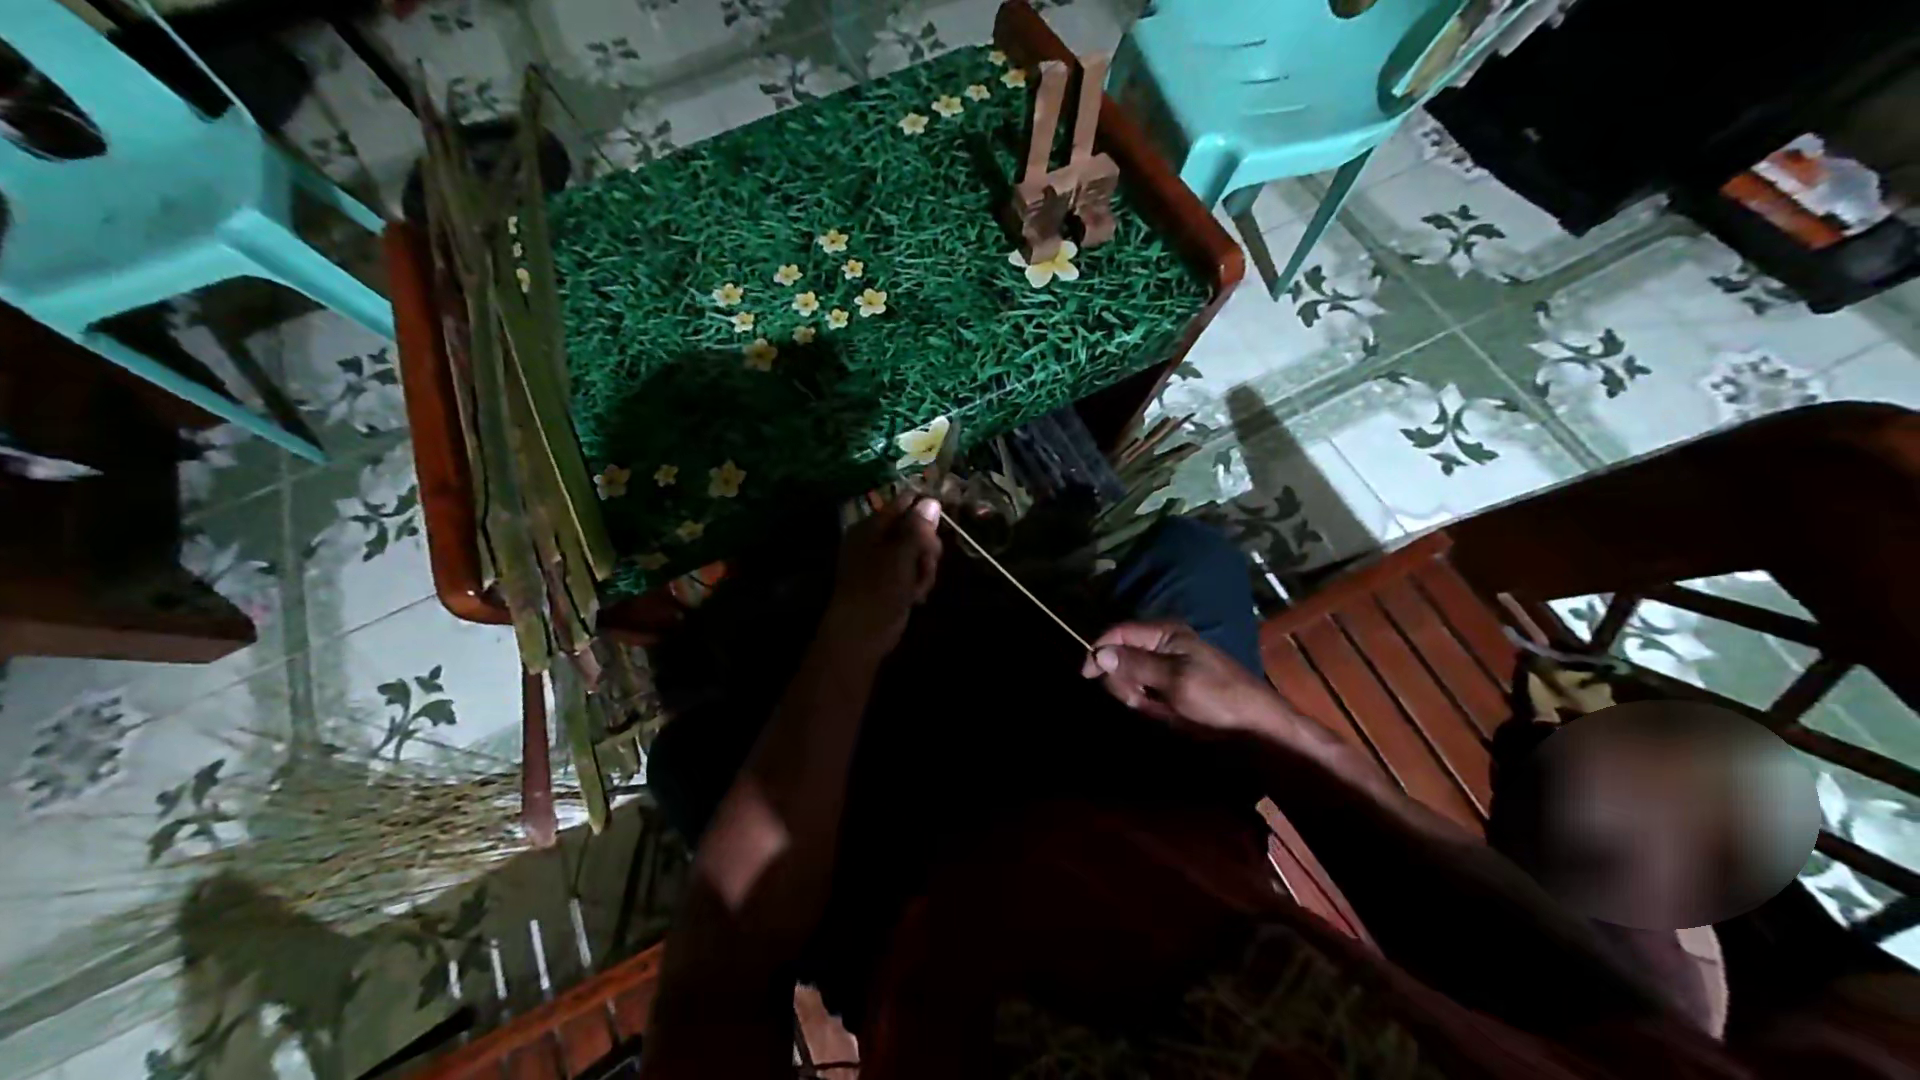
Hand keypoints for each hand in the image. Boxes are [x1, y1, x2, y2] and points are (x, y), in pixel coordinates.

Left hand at [824, 493, 941, 653]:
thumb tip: (932, 501)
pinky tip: (915, 596)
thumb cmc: (877, 589)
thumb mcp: (901, 554)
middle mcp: (877, 539)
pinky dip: (919, 583)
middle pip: (916, 529)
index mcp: (872, 526)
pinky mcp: (892, 581)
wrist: (862, 633)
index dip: (925, 509)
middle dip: (927, 547)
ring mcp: (885, 561)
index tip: (942, 522)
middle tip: (927, 561)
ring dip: (925, 569)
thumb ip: (918, 527)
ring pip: (920, 553)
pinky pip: (915, 572)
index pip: (903, 503)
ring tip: (918, 586)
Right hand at [1079, 620, 1287, 735]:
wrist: (1256, 725)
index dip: (1099, 650)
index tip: (1086, 675)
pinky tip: (1164, 713)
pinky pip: (1145, 692)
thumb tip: (1099, 653)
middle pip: (1120, 657)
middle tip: (1141, 699)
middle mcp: (1162, 645)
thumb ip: (1136, 665)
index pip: (1118, 633)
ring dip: (1137, 696)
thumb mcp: (1175, 680)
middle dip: (1123, 680)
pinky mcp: (1171, 687)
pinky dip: (1148, 704)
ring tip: (1159, 709)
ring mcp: (1167, 667)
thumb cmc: (1219, 697)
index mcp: (1165, 634)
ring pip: (1130, 678)